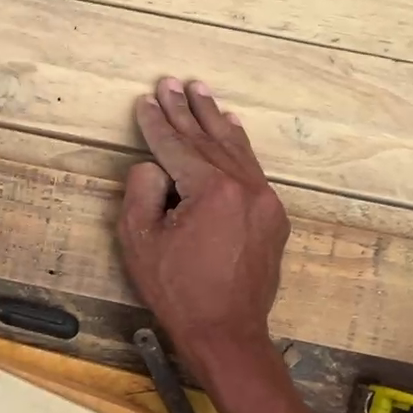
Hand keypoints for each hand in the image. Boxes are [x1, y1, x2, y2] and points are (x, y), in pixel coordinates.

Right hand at [116, 78, 289, 377]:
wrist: (226, 330)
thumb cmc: (175, 288)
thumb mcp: (140, 240)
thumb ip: (143, 192)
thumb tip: (153, 166)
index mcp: (212, 191)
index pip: (176, 147)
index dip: (156, 123)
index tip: (145, 100)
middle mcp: (246, 188)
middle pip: (209, 140)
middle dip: (187, 110)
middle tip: (171, 82)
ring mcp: (265, 202)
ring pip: (236, 149)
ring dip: (215, 120)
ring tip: (202, 92)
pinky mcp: (272, 217)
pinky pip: (251, 169)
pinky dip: (237, 145)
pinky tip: (231, 128)